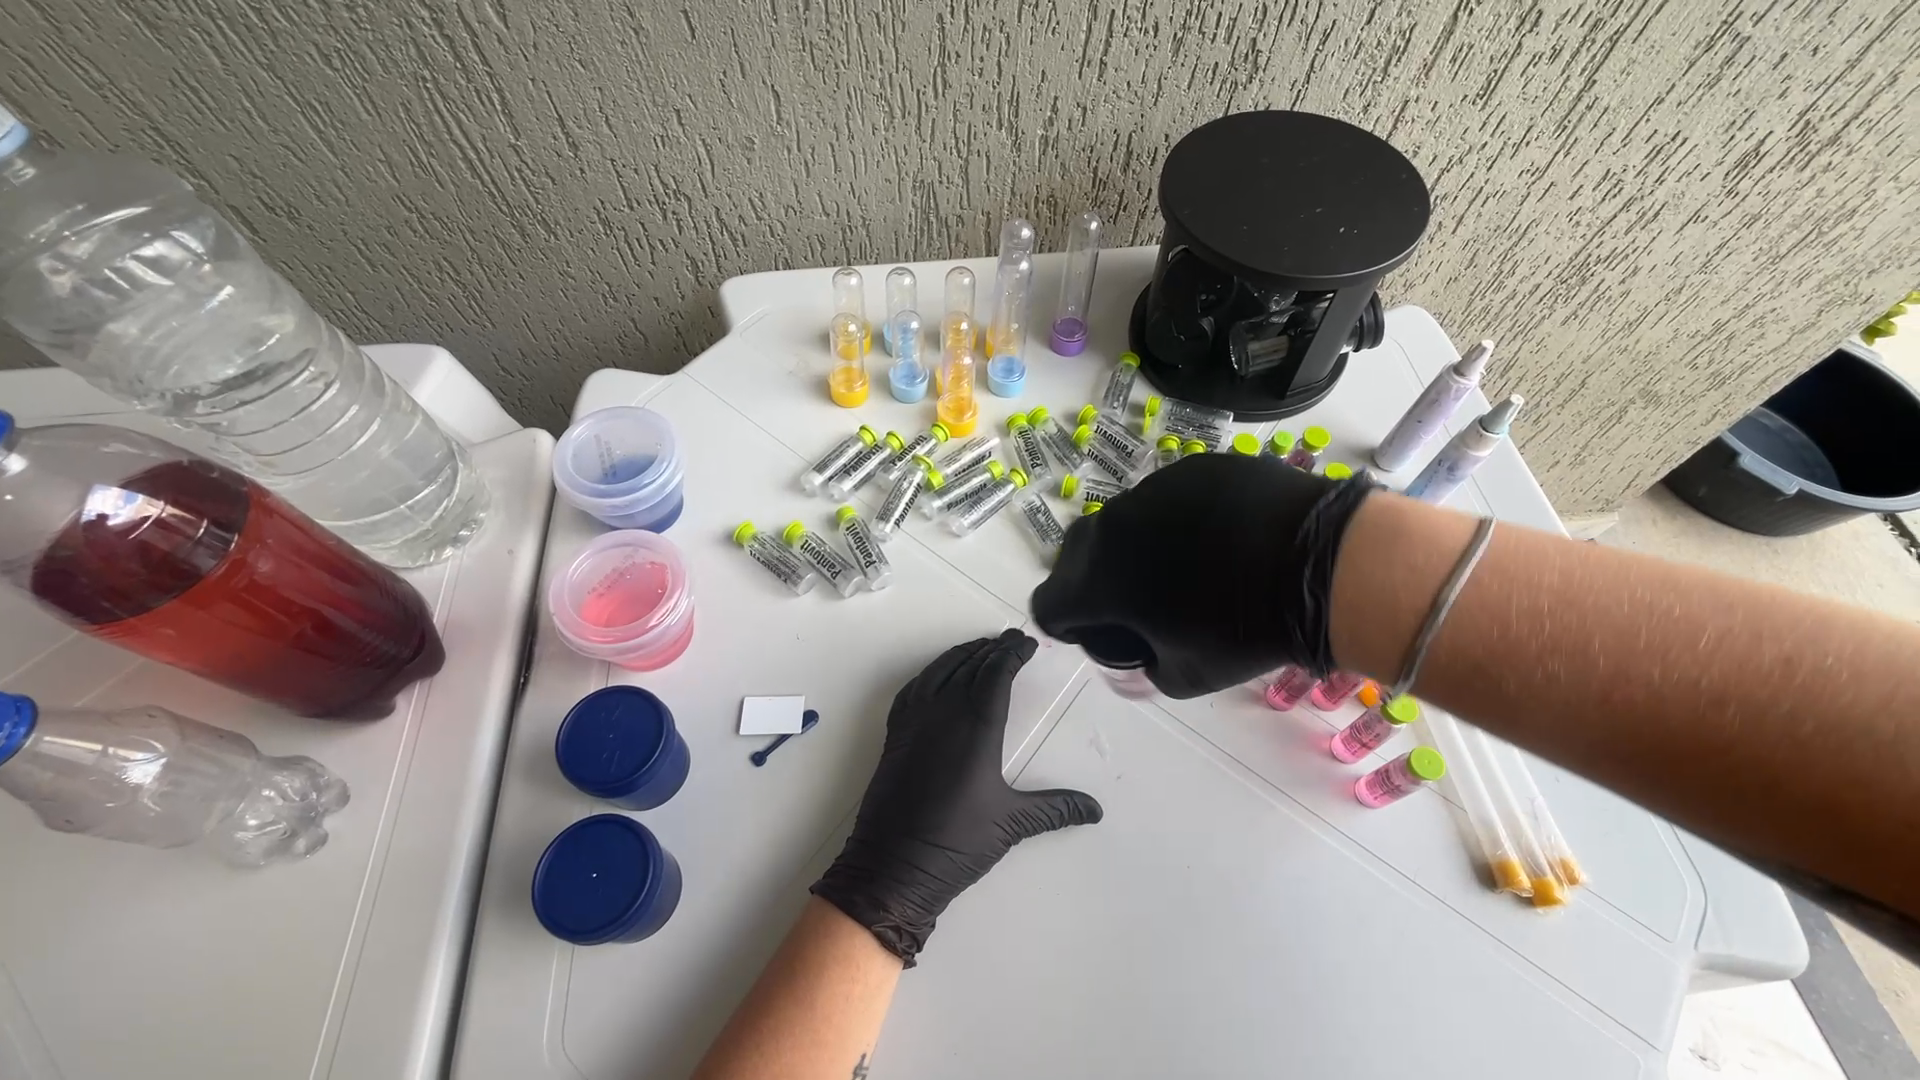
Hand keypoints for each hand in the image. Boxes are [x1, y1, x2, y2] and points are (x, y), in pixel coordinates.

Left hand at [811, 630, 1102, 965]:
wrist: (892, 868)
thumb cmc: (955, 844)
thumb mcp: (1012, 824)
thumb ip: (1055, 808)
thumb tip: (1095, 809)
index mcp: (975, 728)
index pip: (995, 675)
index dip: (1012, 655)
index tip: (1027, 643)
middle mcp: (942, 715)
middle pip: (969, 667)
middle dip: (991, 649)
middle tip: (1011, 640)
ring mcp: (914, 724)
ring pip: (938, 672)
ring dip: (961, 655)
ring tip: (980, 648)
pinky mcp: (895, 737)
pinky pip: (913, 690)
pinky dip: (930, 673)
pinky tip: (938, 675)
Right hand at [1031, 453, 1375, 698]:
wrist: (1318, 565)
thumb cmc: (1245, 631)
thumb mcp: (1187, 676)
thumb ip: (1145, 667)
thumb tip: (1142, 655)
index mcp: (1098, 580)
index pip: (1049, 603)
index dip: (1064, 623)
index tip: (1089, 631)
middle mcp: (1113, 527)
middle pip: (1076, 554)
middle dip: (1091, 579)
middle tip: (1131, 601)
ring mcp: (1154, 489)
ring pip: (1124, 521)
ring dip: (1136, 546)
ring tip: (1184, 566)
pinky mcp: (1194, 468)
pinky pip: (1169, 498)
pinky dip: (1178, 520)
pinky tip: (1219, 538)